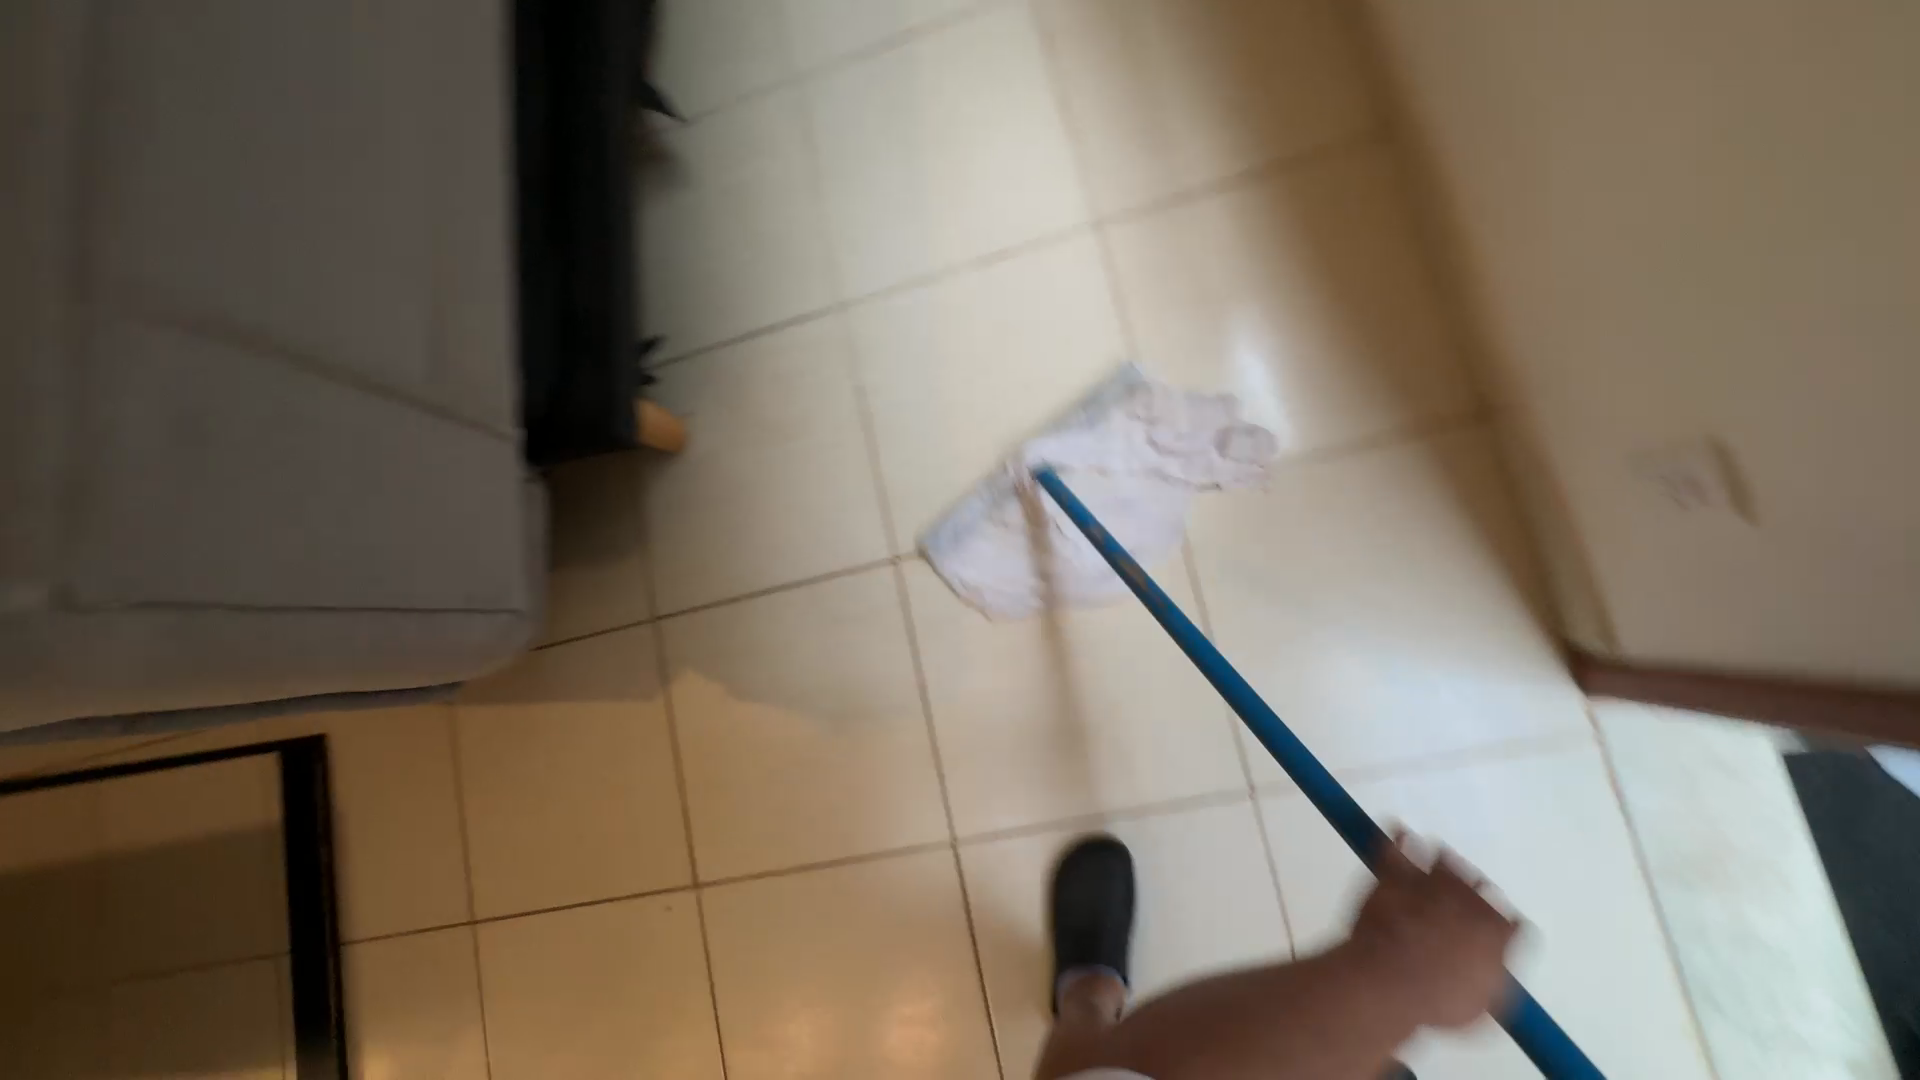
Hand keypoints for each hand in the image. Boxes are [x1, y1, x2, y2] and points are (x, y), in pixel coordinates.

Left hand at [1346, 829, 1520, 1030]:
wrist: (1389, 979)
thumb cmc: (1437, 1001)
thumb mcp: (1482, 1005)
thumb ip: (1494, 978)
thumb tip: (1497, 967)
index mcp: (1495, 936)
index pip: (1511, 923)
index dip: (1502, 924)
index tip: (1495, 924)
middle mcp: (1466, 903)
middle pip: (1478, 886)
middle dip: (1472, 886)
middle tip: (1463, 886)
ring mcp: (1429, 885)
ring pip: (1443, 862)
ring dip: (1442, 858)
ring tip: (1437, 852)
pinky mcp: (1394, 876)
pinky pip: (1397, 848)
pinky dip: (1398, 837)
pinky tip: (1398, 828)